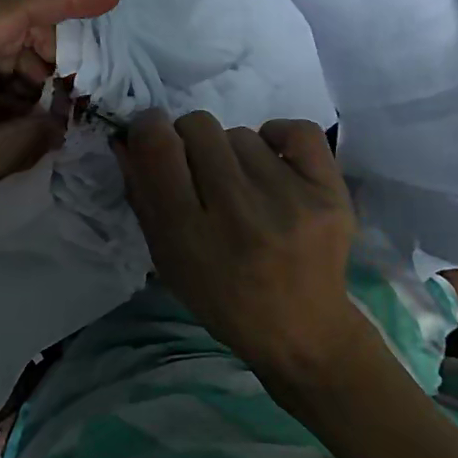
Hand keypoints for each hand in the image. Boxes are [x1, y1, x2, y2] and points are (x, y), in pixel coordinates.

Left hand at [0, 0, 122, 256]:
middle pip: (14, 28)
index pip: (16, 8)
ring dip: (37, 80)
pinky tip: (32, 125)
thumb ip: (29, 137)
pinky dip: (16, 97)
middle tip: (87, 90)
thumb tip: (61, 123)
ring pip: (5, 56)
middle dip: (56, 54)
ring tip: (59, 117)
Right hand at [116, 111, 362, 376]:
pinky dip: (278, 139)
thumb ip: (142, 194)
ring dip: (232, 152)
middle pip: (199, 126)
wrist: (301, 330)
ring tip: (242, 186)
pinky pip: (297, 130)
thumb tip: (127, 137)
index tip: (151, 133)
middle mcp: (240, 212)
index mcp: (190, 234)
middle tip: (198, 167)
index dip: (148, 127)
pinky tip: (273, 164)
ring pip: (241, 132)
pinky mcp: (331, 194)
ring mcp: (291, 201)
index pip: (159, 147)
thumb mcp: (165, 256)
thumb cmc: (220, 297)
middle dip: (189, 139)